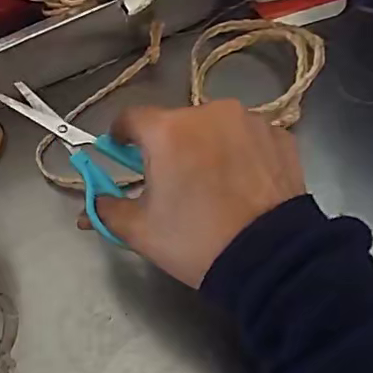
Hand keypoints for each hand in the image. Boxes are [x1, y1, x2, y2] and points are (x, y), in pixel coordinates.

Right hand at [88, 100, 305, 287]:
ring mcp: (250, 121)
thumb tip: (91, 205)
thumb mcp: (141, 231)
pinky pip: (247, 139)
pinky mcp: (280, 137)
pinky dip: (239, 155)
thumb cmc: (197, 242)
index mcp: (168, 131)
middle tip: (171, 184)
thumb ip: (107, 210)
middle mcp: (210, 113)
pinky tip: (241, 186)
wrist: (270, 259)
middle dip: (167, 148)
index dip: (121, 136)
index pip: (130, 118)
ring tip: (212, 187)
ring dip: (205, 148)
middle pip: (175, 123)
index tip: (120, 152)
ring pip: (214, 129)